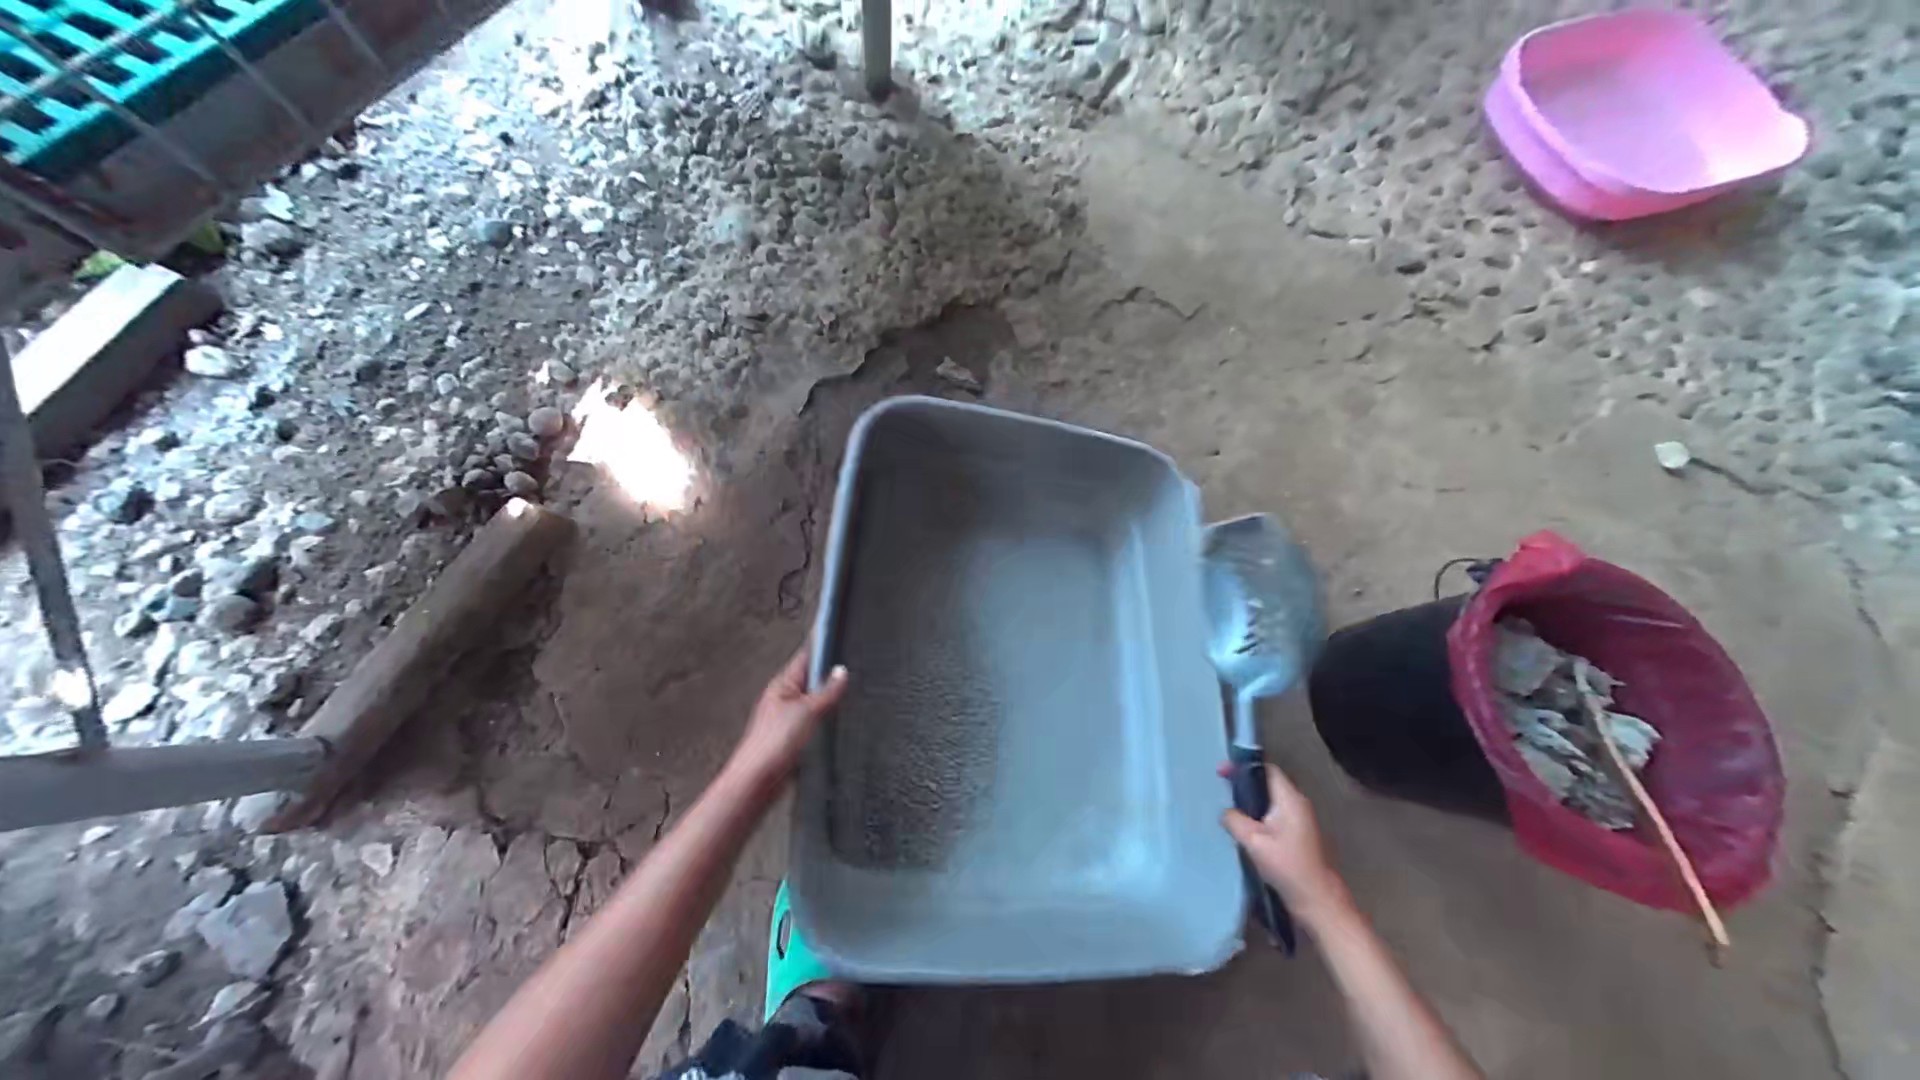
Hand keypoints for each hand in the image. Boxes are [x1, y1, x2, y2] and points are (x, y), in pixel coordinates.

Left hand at [732, 640, 848, 782]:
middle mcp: (783, 698)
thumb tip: (841, 671)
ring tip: (849, 690)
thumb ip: (828, 691)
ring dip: (827, 697)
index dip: (822, 643)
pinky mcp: (792, 738)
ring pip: (813, 700)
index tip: (835, 628)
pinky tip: (836, 721)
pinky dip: (825, 717)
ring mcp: (787, 718)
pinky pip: (813, 720)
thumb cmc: (773, 745)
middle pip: (811, 677)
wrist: (757, 782)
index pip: (806, 655)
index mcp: (783, 684)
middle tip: (852, 660)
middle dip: (829, 671)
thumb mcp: (808, 711)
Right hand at [1221, 764, 1352, 928]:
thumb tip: (1226, 812)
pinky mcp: (1297, 833)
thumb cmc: (1287, 866)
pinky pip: (1273, 813)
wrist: (1317, 900)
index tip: (1221, 772)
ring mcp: (1299, 819)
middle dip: (1244, 783)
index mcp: (1290, 800)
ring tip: (1228, 806)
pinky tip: (1243, 826)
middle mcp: (1298, 804)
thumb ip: (1235, 819)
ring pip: (1269, 799)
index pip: (1266, 769)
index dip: (1242, 767)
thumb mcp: (1254, 841)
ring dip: (1249, 800)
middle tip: (1221, 788)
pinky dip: (1257, 814)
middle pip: (1267, 783)